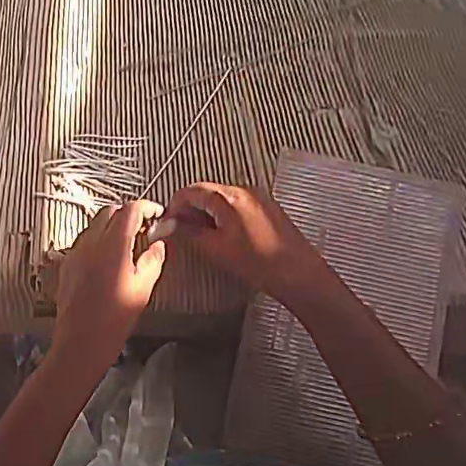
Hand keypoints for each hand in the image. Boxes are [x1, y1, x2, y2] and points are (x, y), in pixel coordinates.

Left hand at [52, 200, 168, 370]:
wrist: (82, 341)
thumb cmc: (114, 318)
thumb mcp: (143, 288)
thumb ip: (153, 260)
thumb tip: (158, 245)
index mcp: (112, 244)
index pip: (130, 210)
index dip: (146, 208)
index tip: (156, 214)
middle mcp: (90, 243)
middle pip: (110, 212)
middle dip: (128, 215)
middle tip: (144, 229)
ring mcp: (75, 253)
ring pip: (95, 226)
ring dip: (112, 227)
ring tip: (128, 245)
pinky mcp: (67, 266)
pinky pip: (84, 242)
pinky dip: (98, 241)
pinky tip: (108, 260)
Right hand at [169, 183, 336, 306]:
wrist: (297, 274)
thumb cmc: (263, 264)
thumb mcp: (216, 250)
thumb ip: (189, 233)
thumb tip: (172, 226)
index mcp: (229, 198)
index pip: (191, 191)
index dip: (175, 205)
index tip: (168, 220)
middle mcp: (245, 192)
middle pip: (206, 193)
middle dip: (189, 210)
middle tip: (179, 230)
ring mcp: (258, 199)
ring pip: (221, 200)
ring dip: (205, 215)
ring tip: (199, 237)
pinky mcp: (266, 210)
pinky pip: (236, 207)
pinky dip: (222, 217)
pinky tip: (221, 238)